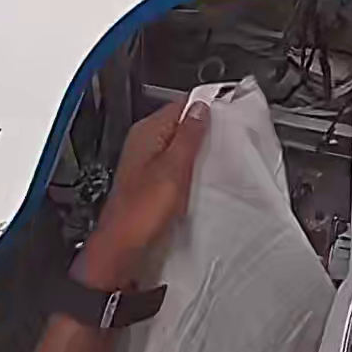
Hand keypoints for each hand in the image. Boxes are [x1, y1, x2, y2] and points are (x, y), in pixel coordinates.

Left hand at [71, 100, 210, 290]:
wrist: (124, 247)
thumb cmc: (142, 211)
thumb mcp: (175, 167)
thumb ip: (189, 135)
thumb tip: (201, 108)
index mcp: (147, 132)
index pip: (181, 105)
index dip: (205, 109)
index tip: (227, 116)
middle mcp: (144, 143)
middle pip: (182, 125)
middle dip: (204, 132)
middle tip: (225, 141)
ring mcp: (147, 162)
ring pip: (181, 146)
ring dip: (198, 152)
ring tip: (215, 160)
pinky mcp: (153, 180)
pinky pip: (177, 165)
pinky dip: (191, 169)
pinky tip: (201, 179)